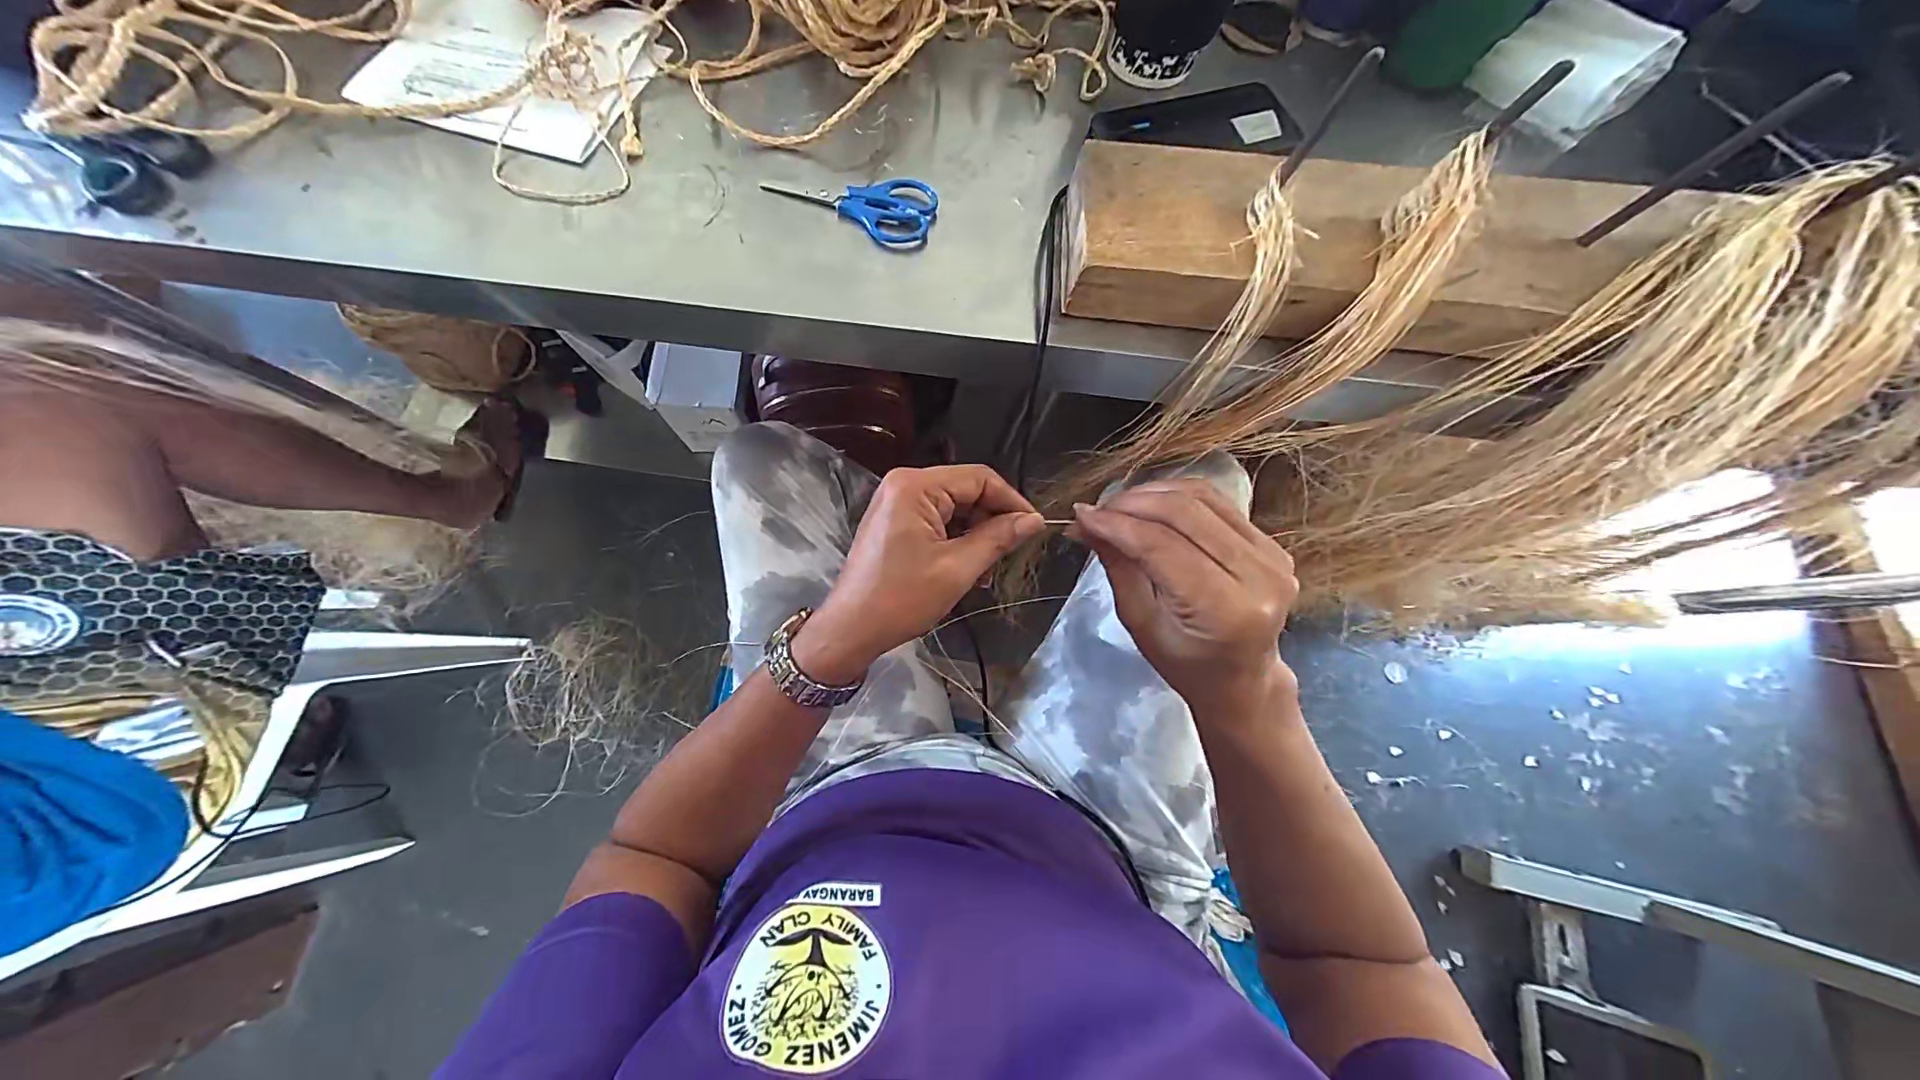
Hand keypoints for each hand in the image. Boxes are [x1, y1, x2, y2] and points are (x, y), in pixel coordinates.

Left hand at [792, 465, 1044, 685]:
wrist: (851, 629)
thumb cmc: (901, 598)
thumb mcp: (958, 568)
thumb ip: (998, 538)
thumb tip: (1034, 521)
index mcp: (915, 486)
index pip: (979, 478)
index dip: (1011, 500)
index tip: (1034, 527)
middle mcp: (904, 484)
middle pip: (966, 490)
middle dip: (993, 519)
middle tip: (1013, 551)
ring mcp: (896, 502)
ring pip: (954, 507)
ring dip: (977, 533)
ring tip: (990, 568)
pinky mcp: (894, 521)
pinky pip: (937, 520)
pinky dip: (957, 539)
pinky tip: (969, 567)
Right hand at [1068, 479, 1298, 716]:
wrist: (1240, 677)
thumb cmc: (1185, 663)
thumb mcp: (1141, 623)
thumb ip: (1118, 567)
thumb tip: (1086, 522)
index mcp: (1224, 610)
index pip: (1162, 546)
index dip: (1118, 524)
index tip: (1082, 516)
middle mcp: (1258, 576)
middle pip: (1184, 513)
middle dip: (1131, 503)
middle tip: (1097, 509)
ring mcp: (1271, 555)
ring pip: (1201, 497)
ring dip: (1152, 493)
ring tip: (1118, 506)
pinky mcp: (1272, 543)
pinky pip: (1217, 502)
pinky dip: (1177, 496)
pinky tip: (1149, 504)